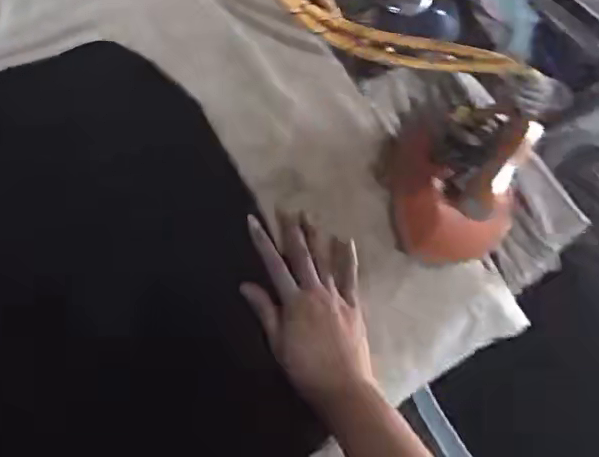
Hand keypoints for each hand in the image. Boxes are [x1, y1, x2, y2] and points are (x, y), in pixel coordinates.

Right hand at [240, 211, 374, 415]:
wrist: (345, 391)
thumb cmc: (306, 370)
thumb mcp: (278, 343)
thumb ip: (264, 311)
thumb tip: (245, 284)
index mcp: (294, 300)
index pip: (273, 264)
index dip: (262, 241)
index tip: (253, 220)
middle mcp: (314, 291)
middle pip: (300, 255)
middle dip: (291, 230)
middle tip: (285, 208)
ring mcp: (336, 297)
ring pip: (323, 260)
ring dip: (315, 236)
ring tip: (309, 215)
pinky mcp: (353, 306)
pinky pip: (350, 277)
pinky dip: (347, 258)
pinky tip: (345, 240)